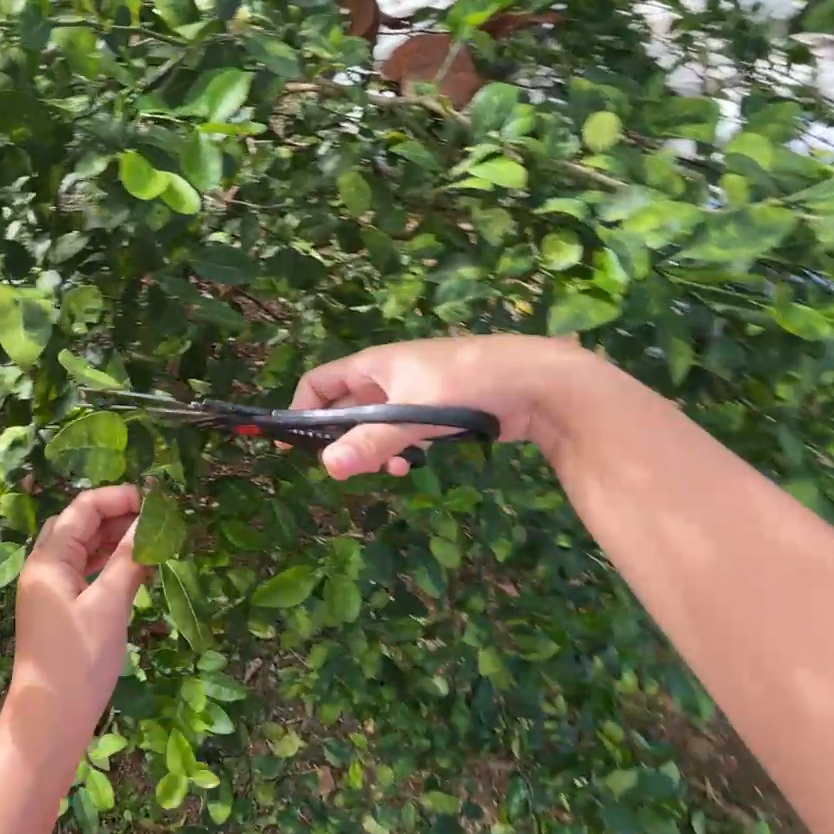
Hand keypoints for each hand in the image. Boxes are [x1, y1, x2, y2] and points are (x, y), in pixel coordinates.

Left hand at [9, 485, 148, 735]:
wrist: (49, 720)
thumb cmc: (79, 660)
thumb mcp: (109, 606)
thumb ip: (128, 560)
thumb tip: (150, 522)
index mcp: (48, 558)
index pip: (82, 508)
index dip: (117, 498)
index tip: (155, 501)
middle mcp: (44, 566)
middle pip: (80, 524)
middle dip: (117, 516)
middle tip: (157, 520)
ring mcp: (49, 588)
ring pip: (83, 549)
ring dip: (114, 540)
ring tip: (153, 540)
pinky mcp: (59, 609)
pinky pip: (84, 572)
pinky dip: (108, 565)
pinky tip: (135, 569)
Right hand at [291, 334, 594, 479]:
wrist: (539, 380)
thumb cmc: (465, 385)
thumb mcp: (411, 415)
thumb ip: (369, 442)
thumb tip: (326, 468)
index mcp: (373, 365)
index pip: (318, 383)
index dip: (301, 410)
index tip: (294, 444)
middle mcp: (388, 374)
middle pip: (345, 405)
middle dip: (341, 436)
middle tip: (344, 466)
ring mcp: (415, 390)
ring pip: (376, 421)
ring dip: (373, 447)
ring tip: (388, 468)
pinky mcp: (440, 406)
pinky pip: (404, 427)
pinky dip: (401, 446)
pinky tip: (415, 462)